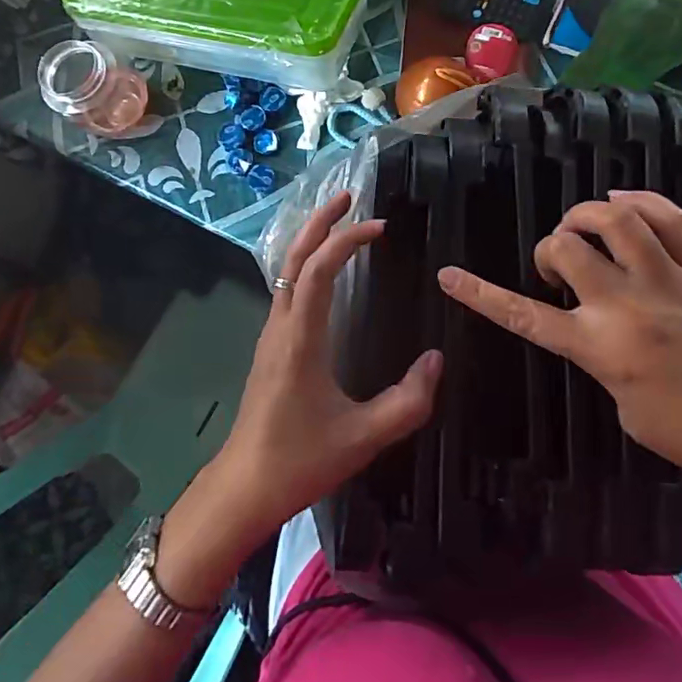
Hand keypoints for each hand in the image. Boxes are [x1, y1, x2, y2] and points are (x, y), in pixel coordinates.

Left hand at [210, 191, 443, 541]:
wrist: (245, 484)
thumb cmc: (301, 459)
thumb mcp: (365, 437)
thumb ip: (408, 401)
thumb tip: (436, 360)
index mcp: (301, 338)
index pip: (319, 269)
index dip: (346, 240)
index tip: (379, 227)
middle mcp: (280, 326)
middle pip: (293, 258)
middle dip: (319, 222)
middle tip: (349, 197)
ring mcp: (270, 336)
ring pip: (285, 273)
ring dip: (310, 242)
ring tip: (339, 226)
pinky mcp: (269, 349)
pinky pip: (286, 292)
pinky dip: (305, 268)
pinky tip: (324, 276)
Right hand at [436, 191, 681, 522]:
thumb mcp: (632, 413)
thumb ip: (602, 361)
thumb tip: (597, 331)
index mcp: (603, 348)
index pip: (523, 314)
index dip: (478, 293)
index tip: (448, 274)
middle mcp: (630, 304)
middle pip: (567, 247)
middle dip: (550, 249)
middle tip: (561, 269)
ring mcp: (673, 281)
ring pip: (614, 219)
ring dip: (587, 215)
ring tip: (586, 229)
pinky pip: (670, 218)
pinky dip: (640, 203)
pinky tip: (627, 204)